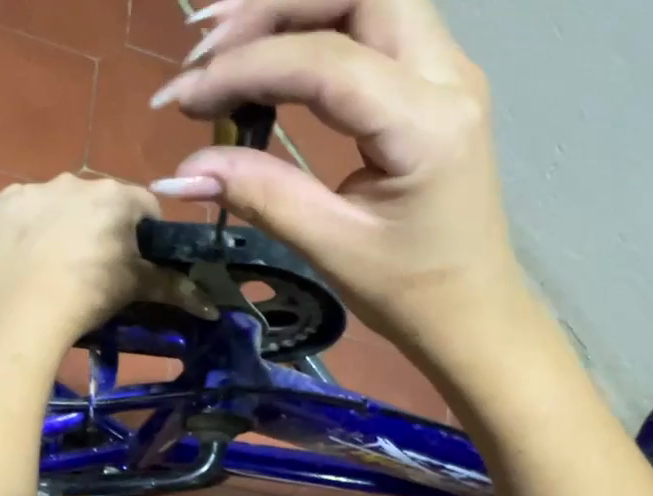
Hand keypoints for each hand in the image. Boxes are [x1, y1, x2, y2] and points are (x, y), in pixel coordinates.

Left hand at [0, 175, 212, 343]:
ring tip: (59, 262)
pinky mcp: (6, 200)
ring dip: (66, 222)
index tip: (133, 260)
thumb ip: (175, 287)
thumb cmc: (91, 296)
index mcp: (117, 195)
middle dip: (103, 226)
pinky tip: (30, 254)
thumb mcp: (136, 288)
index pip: (143, 207)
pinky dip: (31, 225)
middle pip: (101, 201)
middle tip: (94, 266)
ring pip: (62, 202)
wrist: (28, 314)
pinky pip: (26, 207)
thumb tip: (212, 308)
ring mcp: (38, 188)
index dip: (143, 234)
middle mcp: (79, 180)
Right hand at [148, 0, 529, 368]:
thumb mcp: (332, 248)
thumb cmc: (410, 291)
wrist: (472, 309)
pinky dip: (312, 26)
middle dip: (271, 8)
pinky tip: (267, 52)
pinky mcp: (431, 79)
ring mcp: (445, 68)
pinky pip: (370, 24)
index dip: (245, 68)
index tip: (182, 100)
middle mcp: (447, 75)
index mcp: (427, 125)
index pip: (326, 62)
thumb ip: (261, 196)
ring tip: (222, 43)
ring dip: (291, 9)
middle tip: (203, 49)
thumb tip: (179, 174)